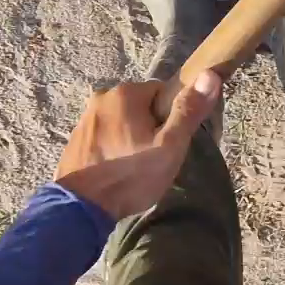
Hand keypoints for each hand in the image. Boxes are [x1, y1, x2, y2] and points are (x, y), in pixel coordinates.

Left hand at [54, 71, 221, 219]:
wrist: (80, 208)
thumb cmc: (130, 175)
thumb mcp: (169, 147)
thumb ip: (188, 112)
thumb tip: (210, 75)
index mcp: (125, 93)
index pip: (162, 92)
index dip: (172, 117)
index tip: (171, 142)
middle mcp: (101, 97)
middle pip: (141, 106)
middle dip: (151, 127)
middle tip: (156, 158)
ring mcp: (85, 118)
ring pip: (121, 122)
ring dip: (131, 138)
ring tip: (136, 168)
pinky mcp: (75, 138)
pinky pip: (104, 135)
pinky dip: (114, 148)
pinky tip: (117, 171)